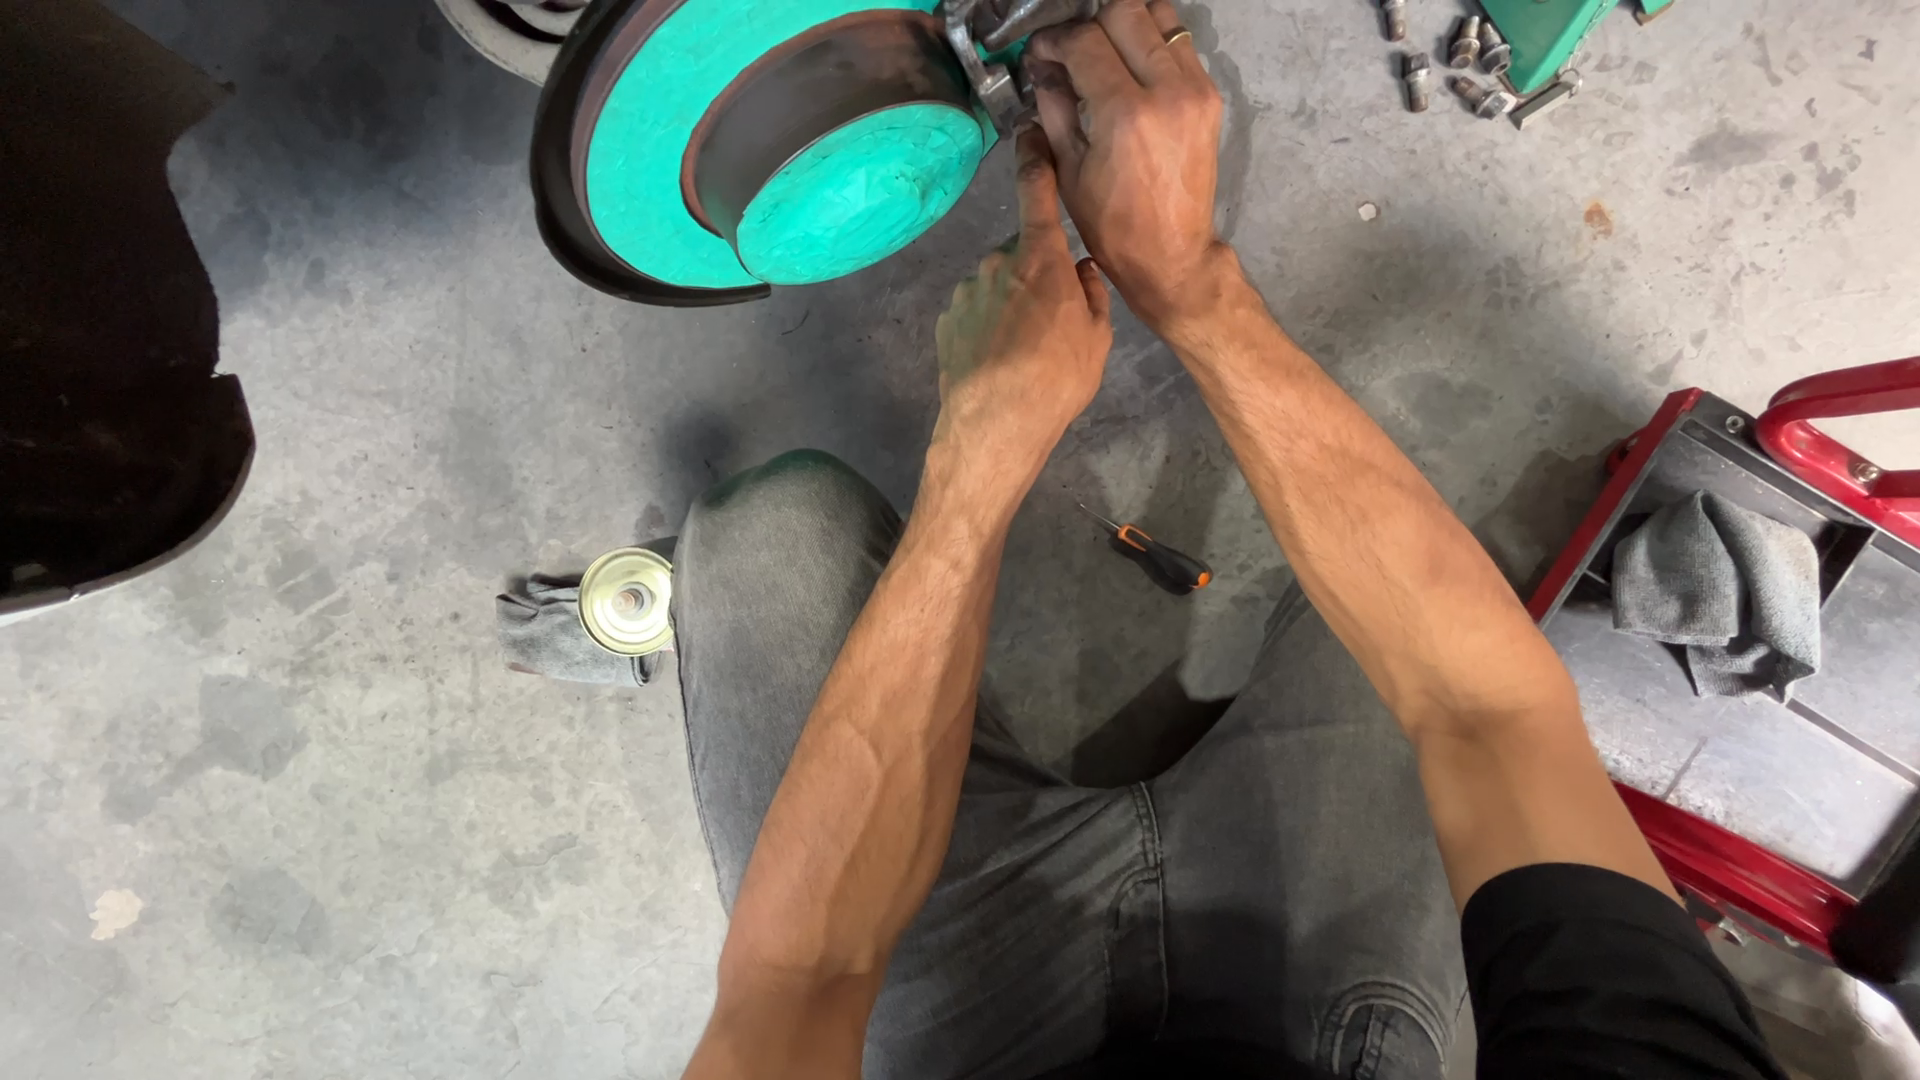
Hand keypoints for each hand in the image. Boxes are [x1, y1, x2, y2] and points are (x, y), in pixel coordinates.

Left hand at [933, 127, 1112, 474]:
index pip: (1036, 192)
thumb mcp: (1097, 338)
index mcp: (1040, 258)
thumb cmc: (1057, 379)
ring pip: (993, 286)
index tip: (1029, 133)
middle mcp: (996, 264)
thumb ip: (1092, 294)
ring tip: (1020, 351)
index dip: (1034, 160)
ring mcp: (965, 294)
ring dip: (1007, 305)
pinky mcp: (945, 324)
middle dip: (1034, 275)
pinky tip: (995, 361)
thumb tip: (1084, 269)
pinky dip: (984, 327)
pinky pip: (972, 313)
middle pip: (1019, 254)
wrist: (996, 425)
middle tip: (1049, 322)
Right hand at [1027, 0, 1226, 330]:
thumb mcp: (1069, 175)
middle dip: (1089, 24)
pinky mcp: (1209, 96)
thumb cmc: (1113, 228)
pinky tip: (1130, 71)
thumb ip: (1054, 112)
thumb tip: (1043, 70)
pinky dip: (1150, 44)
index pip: (1085, 42)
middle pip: (1125, 10)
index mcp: (1125, 115)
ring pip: (1159, 15)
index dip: (1054, 40)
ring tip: (1103, 53)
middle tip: (1072, 52)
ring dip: (1124, 24)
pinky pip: (1178, 43)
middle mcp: (1166, 90)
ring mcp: (1195, 89)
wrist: (1172, 256)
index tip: (1039, 54)